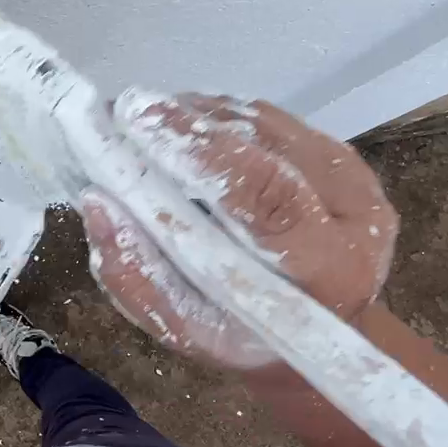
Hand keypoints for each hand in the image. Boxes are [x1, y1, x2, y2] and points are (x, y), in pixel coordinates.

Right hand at [80, 92, 398, 369]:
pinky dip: (215, 117)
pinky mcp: (337, 151)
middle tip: (125, 110)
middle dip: (187, 122)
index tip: (135, 121)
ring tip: (143, 124)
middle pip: (266, 144)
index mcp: (326, 269)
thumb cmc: (245, 336)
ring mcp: (350, 174)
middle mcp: (352, 212)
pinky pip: (265, 118)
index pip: (266, 192)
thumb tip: (96, 203)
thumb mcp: (184, 328)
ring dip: (196, 115)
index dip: (198, 151)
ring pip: (261, 122)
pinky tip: (182, 130)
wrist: (320, 327)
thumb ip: (137, 275)